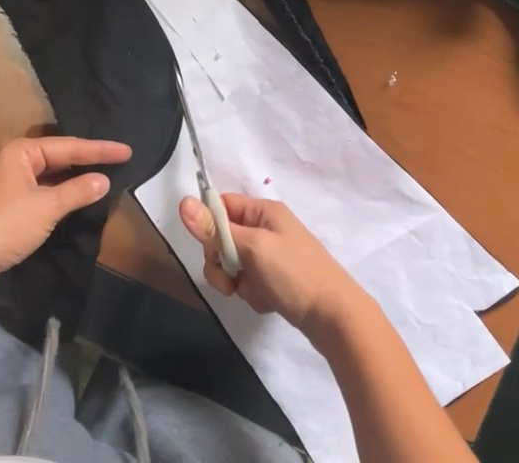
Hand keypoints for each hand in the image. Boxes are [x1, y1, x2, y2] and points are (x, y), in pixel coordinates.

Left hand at [0, 137, 130, 301]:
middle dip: (88, 159)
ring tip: (106, 174)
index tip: (127, 150)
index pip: (69, 146)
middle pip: (59, 156)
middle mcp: (15, 160)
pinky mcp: (10, 206)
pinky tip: (80, 197)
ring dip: (75, 178)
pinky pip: (44, 192)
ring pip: (51, 175)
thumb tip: (103, 180)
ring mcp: (11, 184)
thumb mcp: (47, 207)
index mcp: (21, 150)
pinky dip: (63, 193)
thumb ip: (78, 191)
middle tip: (119, 158)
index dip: (100, 150)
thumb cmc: (5, 225)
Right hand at [181, 193, 368, 334]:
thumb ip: (215, 230)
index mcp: (264, 211)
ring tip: (254, 293)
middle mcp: (267, 228)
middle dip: (222, 262)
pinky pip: (249, 282)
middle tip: (232, 279)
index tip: (210, 248)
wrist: (335, 317)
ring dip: (237, 281)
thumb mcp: (252, 248)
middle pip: (223, 238)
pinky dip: (252, 293)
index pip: (222, 206)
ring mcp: (272, 255)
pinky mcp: (276, 279)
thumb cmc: (294, 274)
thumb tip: (183, 202)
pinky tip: (267, 302)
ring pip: (233, 264)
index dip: (210, 226)